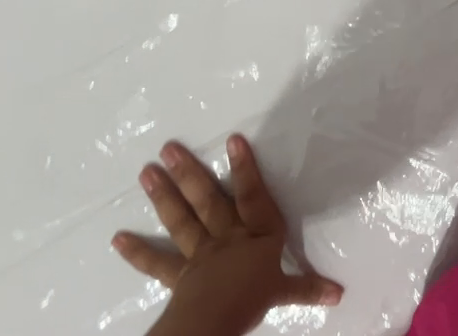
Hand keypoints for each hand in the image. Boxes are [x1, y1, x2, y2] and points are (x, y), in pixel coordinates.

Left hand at [113, 135, 341, 335]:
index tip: (232, 139)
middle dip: (190, 173)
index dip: (244, 167)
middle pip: (208, 200)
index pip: (252, 195)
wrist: (211, 326)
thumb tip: (340, 293)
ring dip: (164, 197)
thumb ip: (308, 288)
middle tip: (169, 148)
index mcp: (257, 234)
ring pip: (182, 220)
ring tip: (146, 172)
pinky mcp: (178, 276)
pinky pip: (156, 263)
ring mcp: (199, 254)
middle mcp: (227, 236)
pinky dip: (136, 251)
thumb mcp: (285, 292)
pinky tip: (118, 238)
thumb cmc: (251, 300)